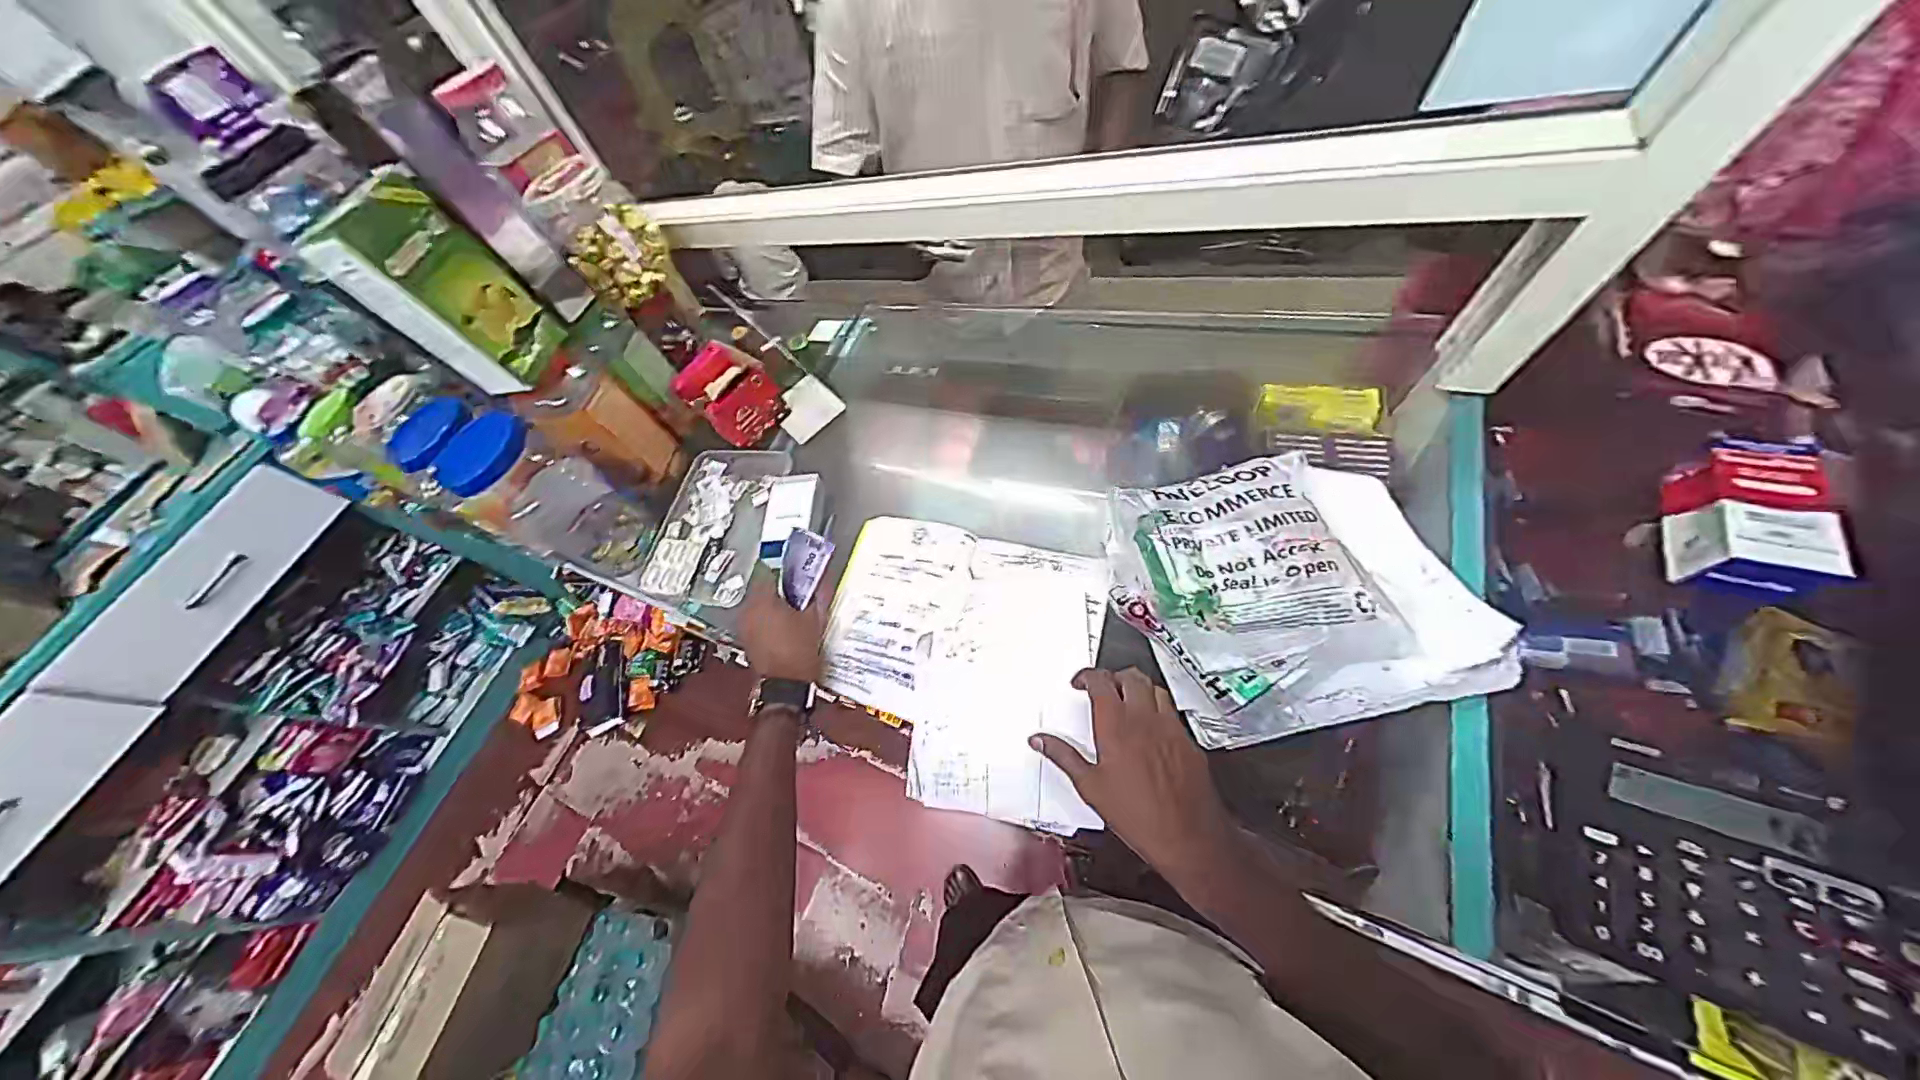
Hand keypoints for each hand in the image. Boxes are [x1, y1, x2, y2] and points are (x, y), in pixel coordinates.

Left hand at [738, 569, 831, 683]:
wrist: (786, 685)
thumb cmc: (800, 650)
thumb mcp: (815, 619)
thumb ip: (816, 594)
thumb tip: (820, 577)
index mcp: (763, 600)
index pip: (768, 570)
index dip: (783, 566)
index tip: (796, 566)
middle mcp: (748, 609)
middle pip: (760, 585)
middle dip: (778, 583)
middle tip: (797, 585)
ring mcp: (744, 624)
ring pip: (757, 601)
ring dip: (772, 599)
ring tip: (792, 603)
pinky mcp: (746, 637)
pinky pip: (756, 616)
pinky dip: (767, 614)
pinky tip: (784, 620)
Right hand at [1032, 668, 1238, 883]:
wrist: (1187, 837)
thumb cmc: (1140, 817)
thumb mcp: (1090, 787)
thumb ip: (1063, 756)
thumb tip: (1041, 741)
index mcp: (1117, 727)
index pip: (1101, 681)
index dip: (1087, 676)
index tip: (1080, 682)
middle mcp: (1145, 720)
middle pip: (1130, 676)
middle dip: (1112, 676)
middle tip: (1102, 687)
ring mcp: (1170, 728)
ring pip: (1155, 688)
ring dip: (1137, 687)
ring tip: (1126, 699)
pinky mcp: (1188, 741)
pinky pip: (1173, 710)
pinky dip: (1158, 708)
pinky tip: (1151, 725)